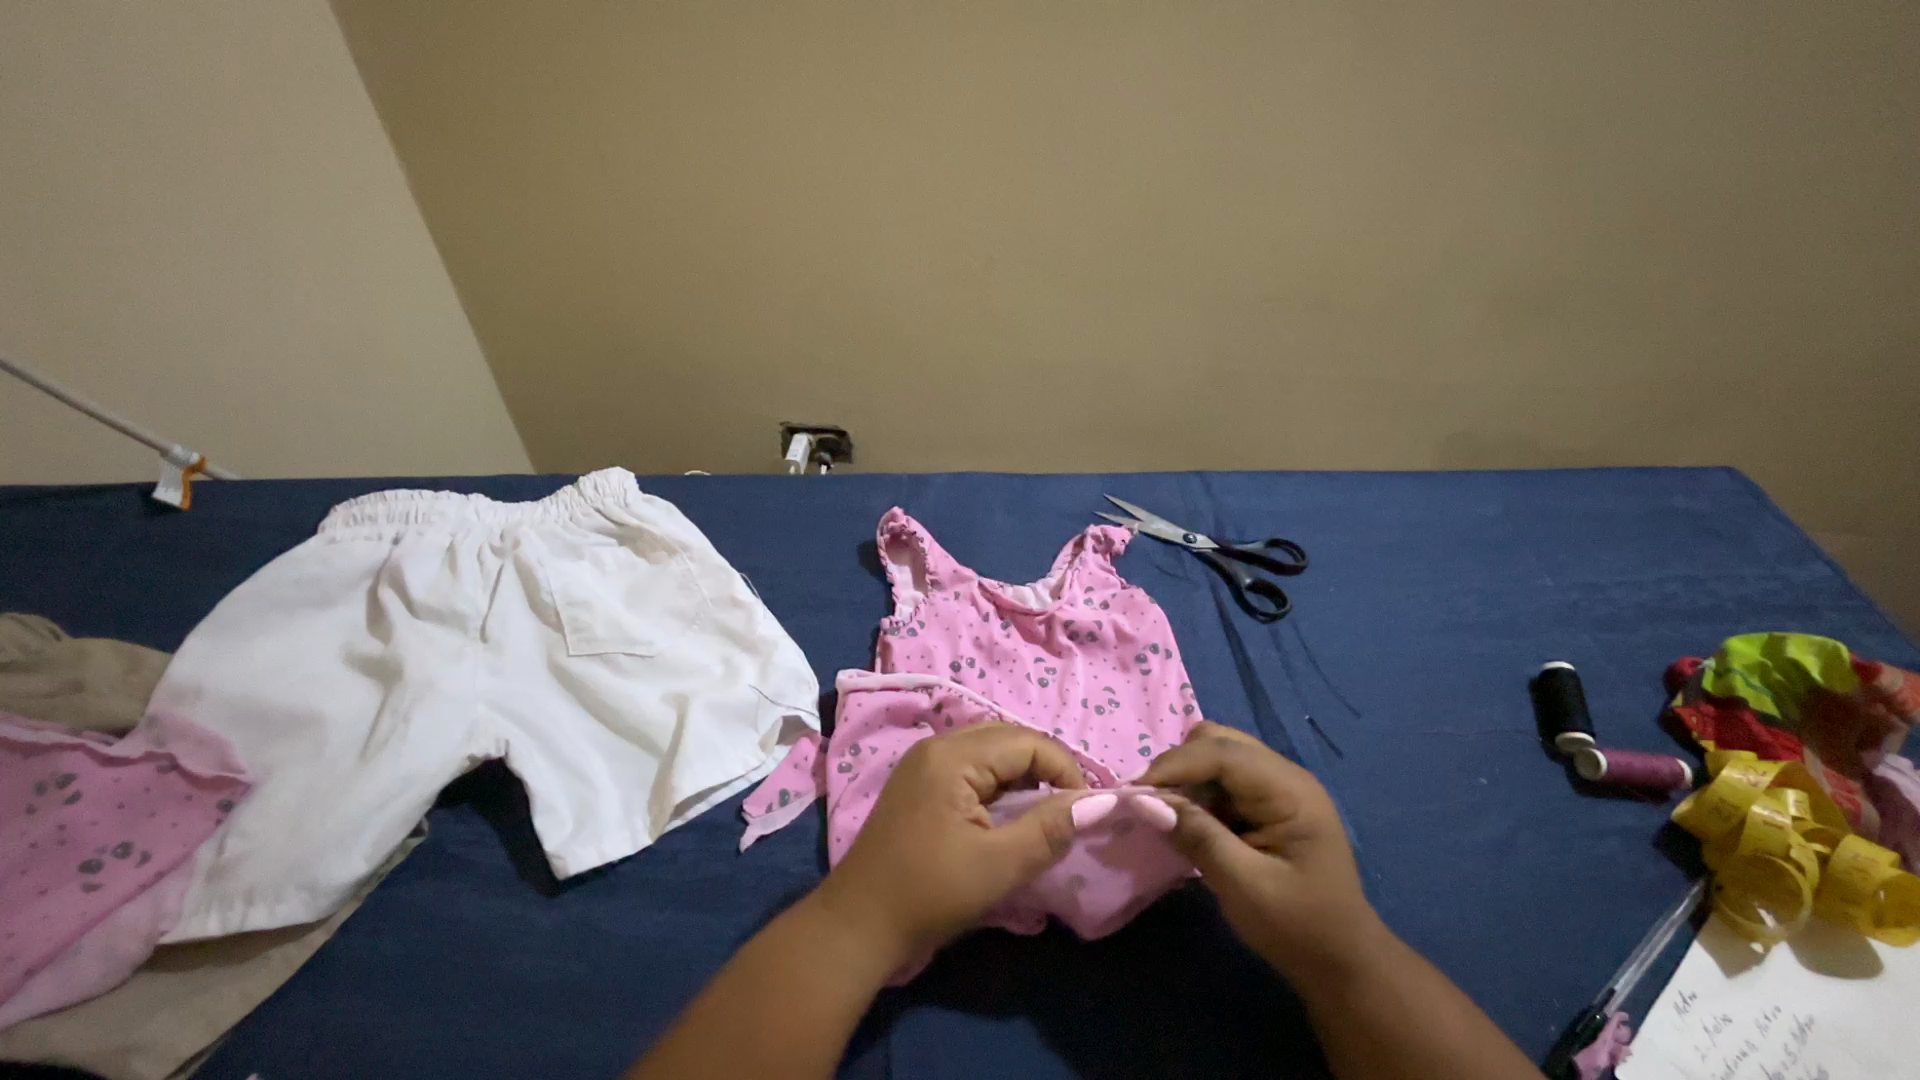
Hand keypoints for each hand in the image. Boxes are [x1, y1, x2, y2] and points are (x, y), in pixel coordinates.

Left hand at [813, 723, 1085, 965]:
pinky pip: (971, 769)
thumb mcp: (999, 866)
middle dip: (1045, 768)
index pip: (1026, 742)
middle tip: (1068, 809)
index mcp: (952, 756)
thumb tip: (1097, 802)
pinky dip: (998, 786)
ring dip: (1022, 777)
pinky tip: (1008, 817)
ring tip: (1044, 814)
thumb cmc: (930, 894)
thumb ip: (1049, 829)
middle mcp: (936, 746)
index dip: (1064, 770)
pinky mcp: (919, 785)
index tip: (1086, 809)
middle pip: (1007, 739)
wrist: (858, 926)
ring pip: (990, 752)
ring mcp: (923, 764)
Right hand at [1141, 722, 1383, 977]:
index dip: (1174, 764)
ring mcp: (1276, 789)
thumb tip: (1143, 800)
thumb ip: (1196, 836)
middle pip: (1218, 741)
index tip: (1134, 792)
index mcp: (1289, 790)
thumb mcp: (1243, 885)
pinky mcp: (1266, 805)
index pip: (1222, 753)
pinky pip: (1221, 781)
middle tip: (1152, 803)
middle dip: (1179, 765)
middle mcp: (1284, 777)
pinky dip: (1198, 794)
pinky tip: (1189, 824)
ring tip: (1168, 816)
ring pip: (1216, 756)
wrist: (1341, 964)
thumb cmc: (1297, 926)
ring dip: (1187, 780)